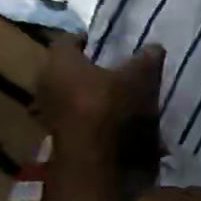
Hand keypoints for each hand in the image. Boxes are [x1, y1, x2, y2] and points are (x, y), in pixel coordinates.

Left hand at [35, 39, 163, 157]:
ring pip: (70, 94)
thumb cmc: (111, 108)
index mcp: (59, 64)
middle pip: (67, 69)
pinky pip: (75, 116)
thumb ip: (146, 60)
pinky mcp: (58, 134)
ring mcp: (49, 112)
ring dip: (89, 93)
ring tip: (118, 95)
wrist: (97, 160)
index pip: (68, 40)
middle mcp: (46, 84)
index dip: (88, 39)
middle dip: (90, 68)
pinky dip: (91, 114)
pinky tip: (113, 118)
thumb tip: (154, 46)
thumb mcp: (139, 78)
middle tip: (116, 68)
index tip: (109, 43)